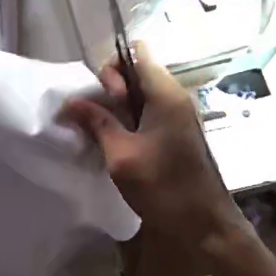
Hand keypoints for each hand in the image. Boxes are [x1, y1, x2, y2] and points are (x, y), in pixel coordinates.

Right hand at [60, 44, 247, 249]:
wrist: (204, 223)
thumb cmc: (163, 187)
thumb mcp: (121, 155)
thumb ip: (97, 122)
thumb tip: (71, 102)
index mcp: (165, 94)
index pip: (137, 53)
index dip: (113, 66)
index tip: (103, 98)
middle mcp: (175, 96)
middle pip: (137, 72)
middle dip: (112, 89)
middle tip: (100, 120)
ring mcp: (179, 115)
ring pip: (142, 94)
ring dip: (119, 108)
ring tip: (104, 133)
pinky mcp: (178, 132)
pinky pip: (150, 112)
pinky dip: (131, 120)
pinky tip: (118, 143)